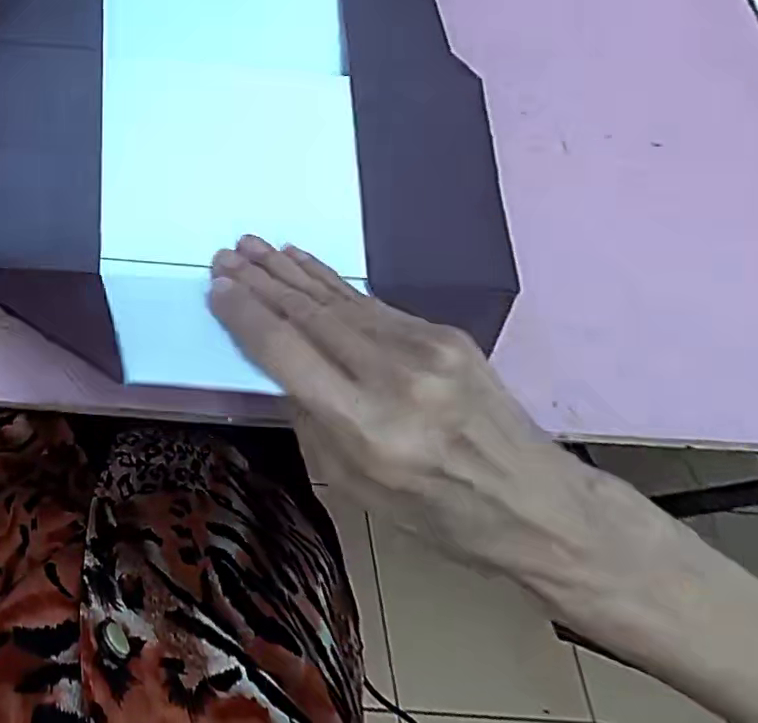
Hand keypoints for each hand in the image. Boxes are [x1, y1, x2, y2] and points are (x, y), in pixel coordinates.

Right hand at [208, 236, 605, 576]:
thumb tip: (278, 361)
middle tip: (224, 257)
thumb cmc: (434, 511)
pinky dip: (327, 281)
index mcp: (366, 427)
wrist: (540, 506)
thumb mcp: (352, 482)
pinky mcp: (443, 335)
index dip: (246, 315)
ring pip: (335, 299)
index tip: (217, 290)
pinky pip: (368, 302)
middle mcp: (394, 378)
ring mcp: (425, 350)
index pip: (286, 351)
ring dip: (286, 270)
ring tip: (251, 246)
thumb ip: (309, 416)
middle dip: (259, 282)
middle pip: (307, 315)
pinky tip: (300, 261)